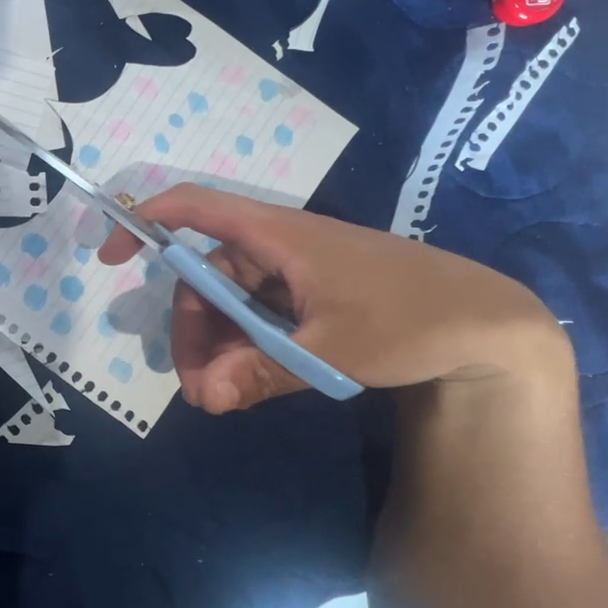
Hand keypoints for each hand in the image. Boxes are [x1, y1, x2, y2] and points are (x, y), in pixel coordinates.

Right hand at [99, 184, 567, 412]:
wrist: (496, 326)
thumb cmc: (414, 321)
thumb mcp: (334, 352)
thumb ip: (260, 372)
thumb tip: (203, 398)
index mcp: (277, 236)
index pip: (193, 208)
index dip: (143, 222)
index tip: (111, 258)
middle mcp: (276, 247)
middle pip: (206, 276)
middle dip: (193, 333)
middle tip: (199, 391)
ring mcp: (293, 273)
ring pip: (230, 304)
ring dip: (218, 348)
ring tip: (223, 399)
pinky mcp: (311, 297)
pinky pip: (257, 316)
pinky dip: (245, 348)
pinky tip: (250, 383)